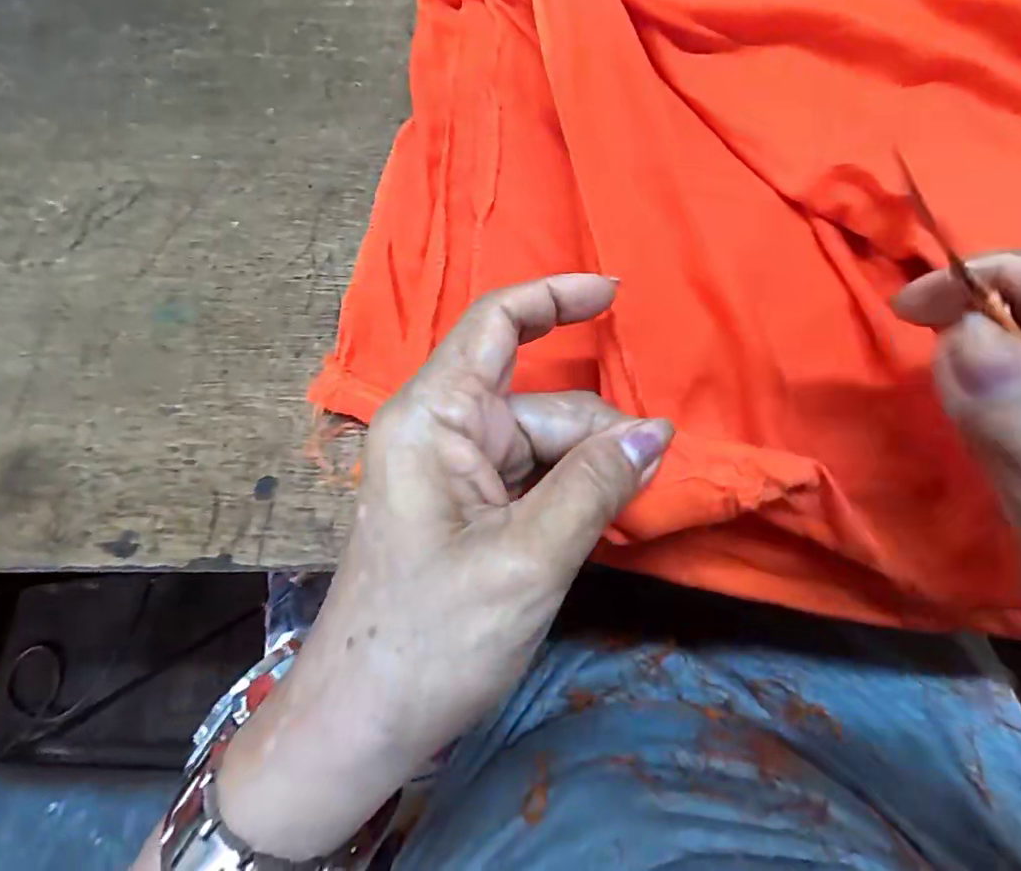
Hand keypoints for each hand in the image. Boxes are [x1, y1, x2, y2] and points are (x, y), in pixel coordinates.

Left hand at [214, 275, 672, 859]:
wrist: (363, 727)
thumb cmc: (432, 639)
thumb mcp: (528, 558)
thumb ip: (596, 485)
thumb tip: (656, 433)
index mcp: (436, 418)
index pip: (496, 323)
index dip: (556, 296)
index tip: (614, 293)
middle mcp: (445, 432)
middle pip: (543, 402)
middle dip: (600, 433)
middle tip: (650, 475)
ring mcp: (459, 472)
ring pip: (549, 444)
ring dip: (593, 469)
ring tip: (628, 508)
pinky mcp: (472, 507)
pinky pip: (539, 478)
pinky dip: (575, 491)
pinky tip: (602, 519)